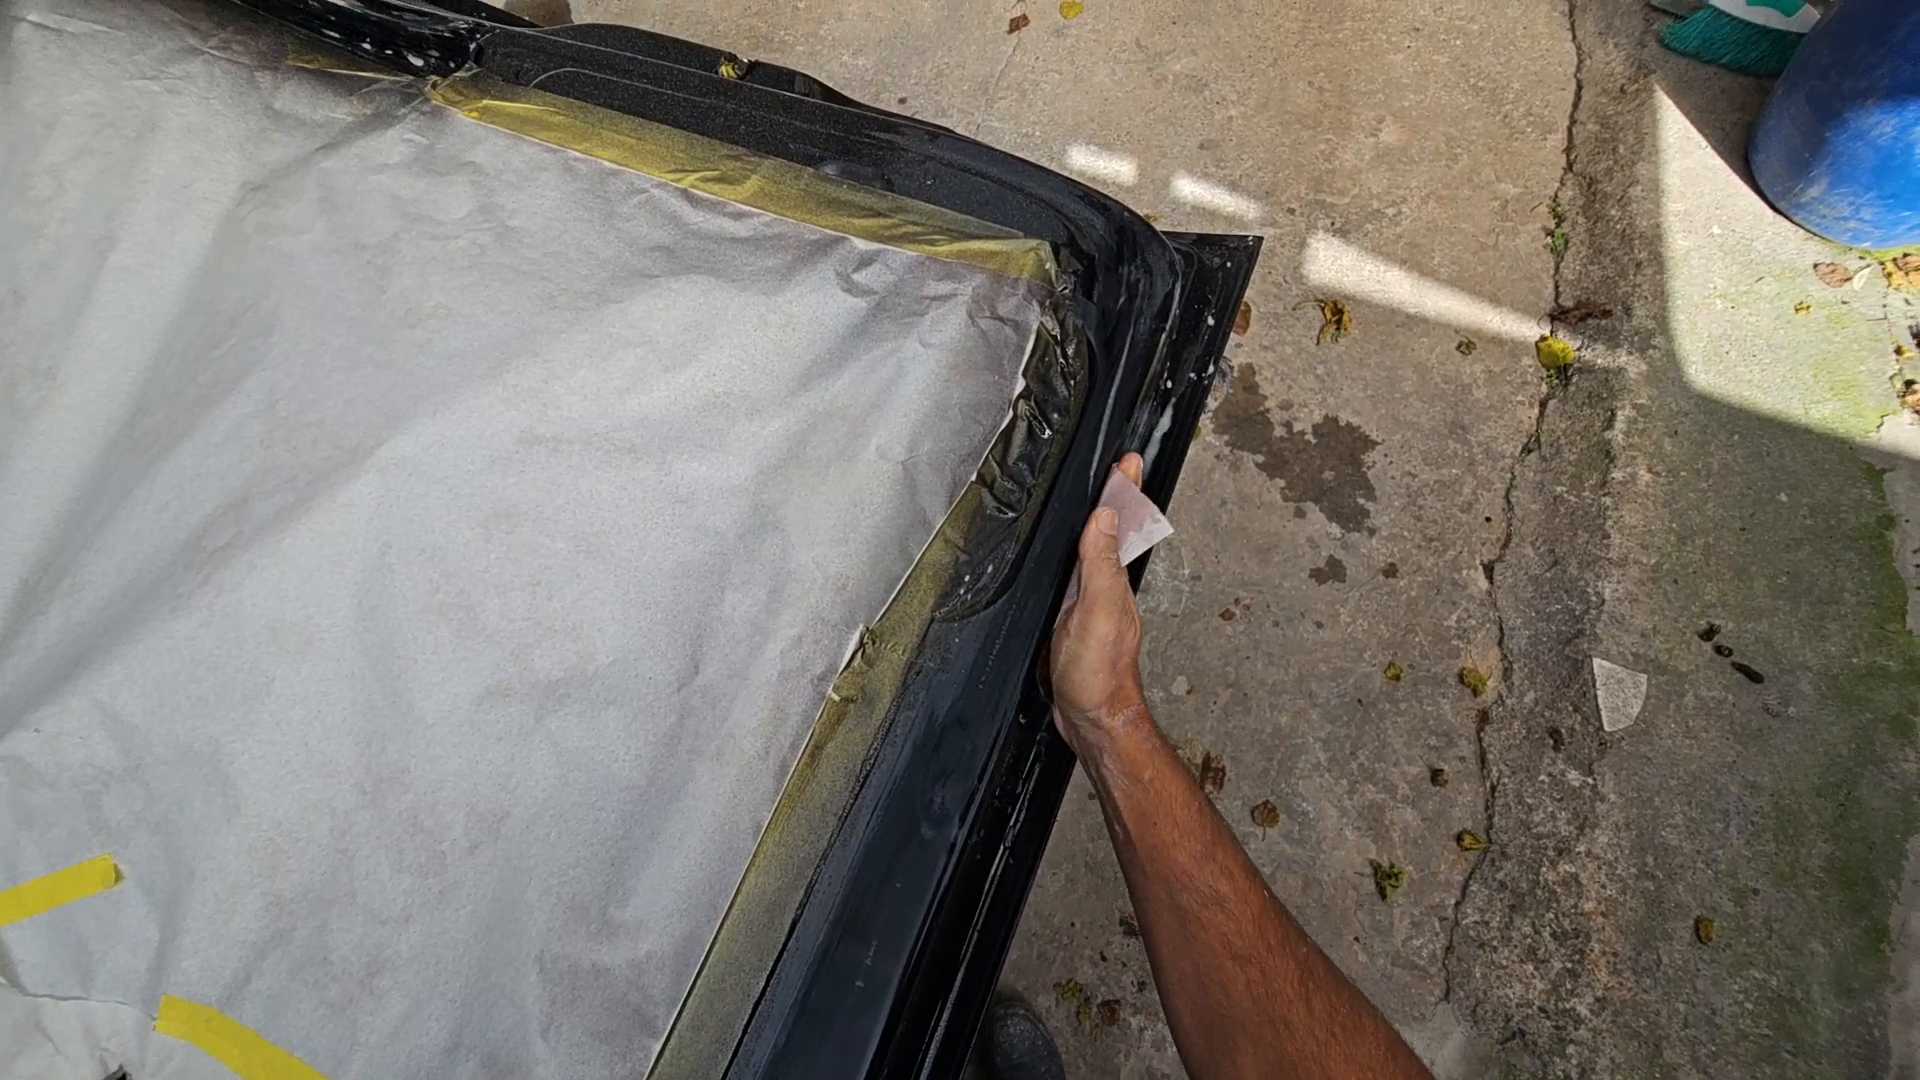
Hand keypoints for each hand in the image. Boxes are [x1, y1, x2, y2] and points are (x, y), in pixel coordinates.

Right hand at [1049, 452, 1149, 754]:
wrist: (1092, 719)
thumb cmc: (1096, 674)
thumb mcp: (1096, 612)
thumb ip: (1099, 565)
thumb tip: (1105, 516)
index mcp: (1112, 579)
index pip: (1119, 523)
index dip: (1121, 489)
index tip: (1127, 457)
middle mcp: (1108, 588)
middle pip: (1113, 533)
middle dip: (1117, 498)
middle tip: (1121, 469)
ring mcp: (1095, 604)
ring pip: (1099, 553)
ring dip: (1103, 524)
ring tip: (1105, 500)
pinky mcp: (1078, 621)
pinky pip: (1083, 576)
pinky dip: (1083, 554)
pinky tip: (1078, 556)